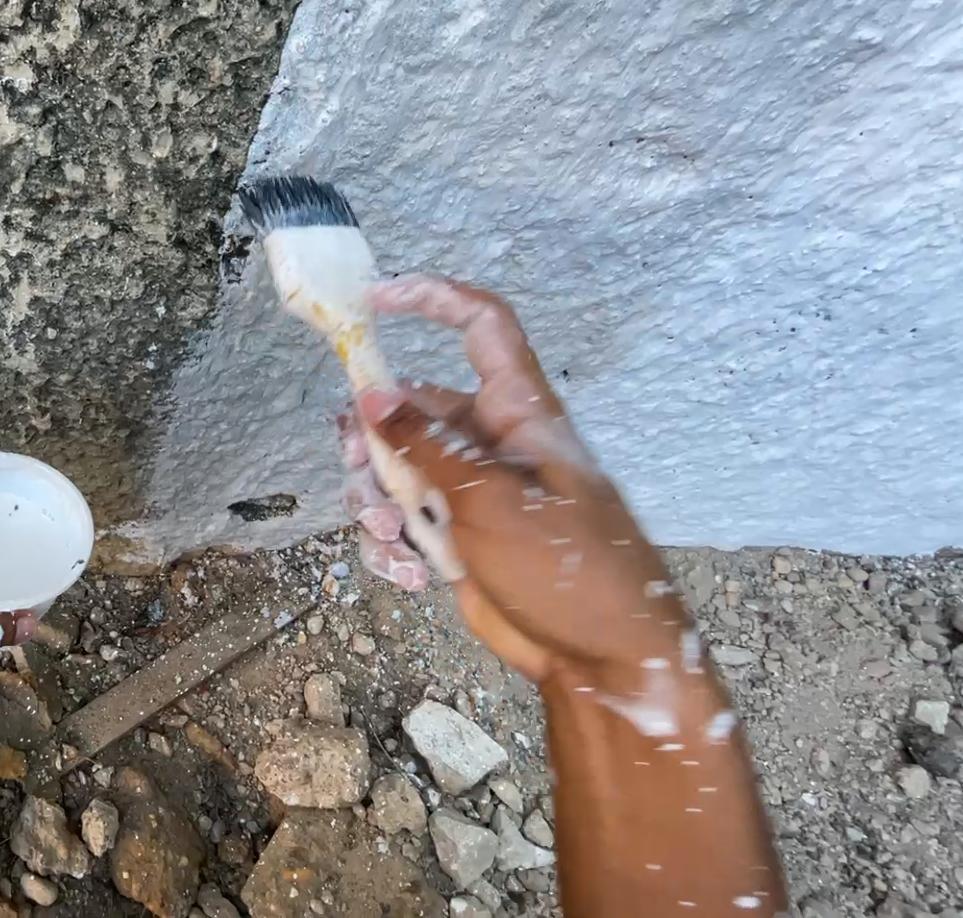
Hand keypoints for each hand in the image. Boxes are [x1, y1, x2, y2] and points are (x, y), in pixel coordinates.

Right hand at [347, 275, 695, 695]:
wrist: (602, 664)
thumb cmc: (569, 570)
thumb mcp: (491, 500)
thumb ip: (425, 446)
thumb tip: (369, 397)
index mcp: (518, 414)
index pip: (482, 326)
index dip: (431, 299)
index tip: (374, 300)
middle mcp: (487, 441)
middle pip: (407, 408)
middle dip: (373, 440)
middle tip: (360, 468)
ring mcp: (465, 488)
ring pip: (391, 466)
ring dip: (376, 501)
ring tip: (392, 537)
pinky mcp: (450, 532)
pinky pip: (398, 516)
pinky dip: (390, 543)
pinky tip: (408, 572)